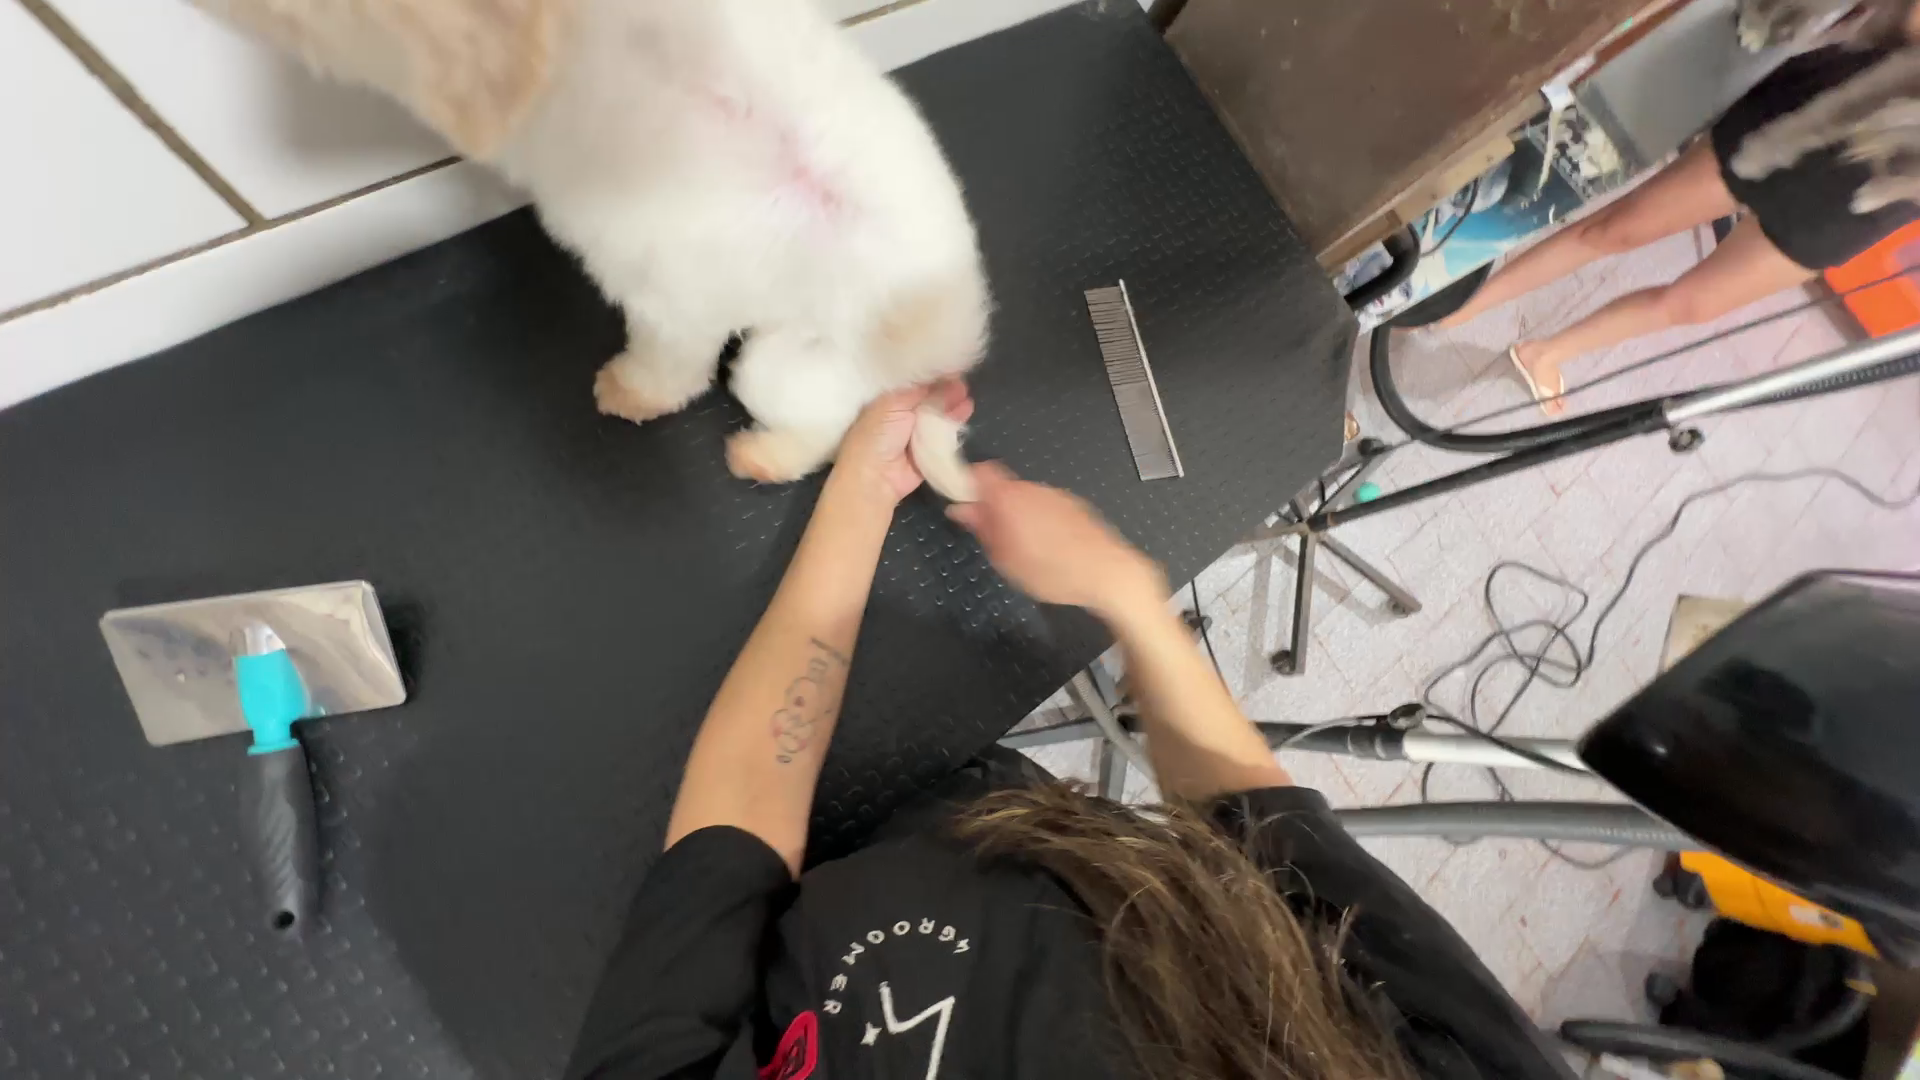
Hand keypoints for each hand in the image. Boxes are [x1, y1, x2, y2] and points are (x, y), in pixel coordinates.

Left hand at [829, 380, 973, 505]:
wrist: (875, 476)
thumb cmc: (878, 434)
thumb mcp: (895, 403)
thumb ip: (922, 390)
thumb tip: (944, 377)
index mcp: (890, 401)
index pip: (915, 385)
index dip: (932, 377)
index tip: (950, 369)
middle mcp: (904, 416)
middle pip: (930, 400)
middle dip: (946, 391)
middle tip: (963, 384)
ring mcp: (918, 434)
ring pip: (940, 416)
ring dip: (953, 406)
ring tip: (967, 397)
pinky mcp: (930, 451)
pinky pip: (945, 436)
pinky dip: (955, 423)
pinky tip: (966, 410)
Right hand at [946, 463, 1164, 616]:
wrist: (1107, 573)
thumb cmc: (1050, 571)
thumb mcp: (1005, 558)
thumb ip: (982, 528)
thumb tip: (960, 508)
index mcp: (1009, 497)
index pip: (980, 471)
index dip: (968, 482)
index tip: (963, 504)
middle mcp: (1032, 488)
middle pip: (1003, 486)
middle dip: (994, 505)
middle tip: (993, 537)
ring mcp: (1055, 494)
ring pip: (1025, 497)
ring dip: (1017, 513)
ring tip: (1023, 548)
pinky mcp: (1074, 505)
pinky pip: (1045, 505)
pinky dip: (1038, 519)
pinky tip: (1047, 547)